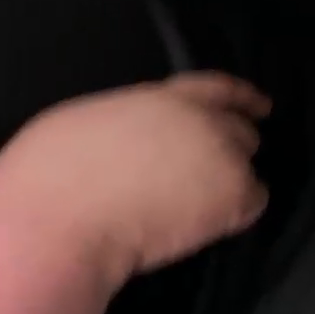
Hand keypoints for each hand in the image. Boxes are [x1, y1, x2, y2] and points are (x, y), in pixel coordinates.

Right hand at [0, 73, 271, 288]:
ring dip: (224, 178)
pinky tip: (195, 218)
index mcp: (169, 101)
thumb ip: (140, 117)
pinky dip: (232, 211)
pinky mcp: (239, 193)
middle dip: (225, 148)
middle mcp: (209, 124)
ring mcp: (229, 158)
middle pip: (239, 131)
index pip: (220, 89)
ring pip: (244, 165)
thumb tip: (157, 127)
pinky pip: (252, 201)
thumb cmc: (53, 176)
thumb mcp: (89, 121)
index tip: (261, 106)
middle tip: (197, 171)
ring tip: (181, 197)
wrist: (58, 224)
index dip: (244, 98)